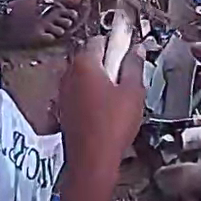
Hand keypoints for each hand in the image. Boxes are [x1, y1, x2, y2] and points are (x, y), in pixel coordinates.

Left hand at [54, 37, 145, 170]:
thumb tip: (137, 49)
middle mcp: (69, 74)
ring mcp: (64, 92)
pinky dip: (92, 93)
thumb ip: (134, 65)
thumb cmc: (113, 125)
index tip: (129, 49)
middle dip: (108, 60)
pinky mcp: (64, 108)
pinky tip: (106, 108)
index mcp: (84, 63)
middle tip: (127, 73)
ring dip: (99, 78)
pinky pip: (79, 91)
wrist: (92, 161)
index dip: (117, 42)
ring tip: (119, 93)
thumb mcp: (133, 91)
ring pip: (84, 75)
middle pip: (90, 56)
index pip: (99, 39)